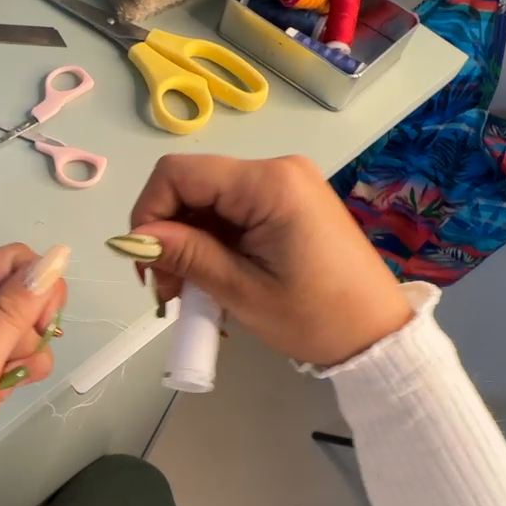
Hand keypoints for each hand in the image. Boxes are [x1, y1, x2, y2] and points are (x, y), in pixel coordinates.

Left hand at [0, 244, 68, 479]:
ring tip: (4, 378)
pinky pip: (18, 348)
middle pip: (21, 289)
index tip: (40, 325)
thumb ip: (12, 310)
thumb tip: (53, 259)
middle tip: (15, 356)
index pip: (11, 261)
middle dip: (32, 322)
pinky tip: (9, 387)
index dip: (36, 286)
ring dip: (28, 350)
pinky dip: (22, 366)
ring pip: (25, 321)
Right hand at [129, 154, 410, 367]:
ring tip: (188, 293)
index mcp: (268, 184)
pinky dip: (208, 245)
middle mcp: (275, 170)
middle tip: (167, 291)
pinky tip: (210, 279)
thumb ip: (184, 255)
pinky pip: (228, 213)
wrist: (375, 335)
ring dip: (185, 245)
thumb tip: (129, 239)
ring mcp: (282, 185)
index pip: (178, 173)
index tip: (146, 264)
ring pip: (204, 203)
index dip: (148, 213)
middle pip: (189, 186)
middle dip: (166, 236)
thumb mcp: (240, 290)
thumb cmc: (314, 317)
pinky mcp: (285, 203)